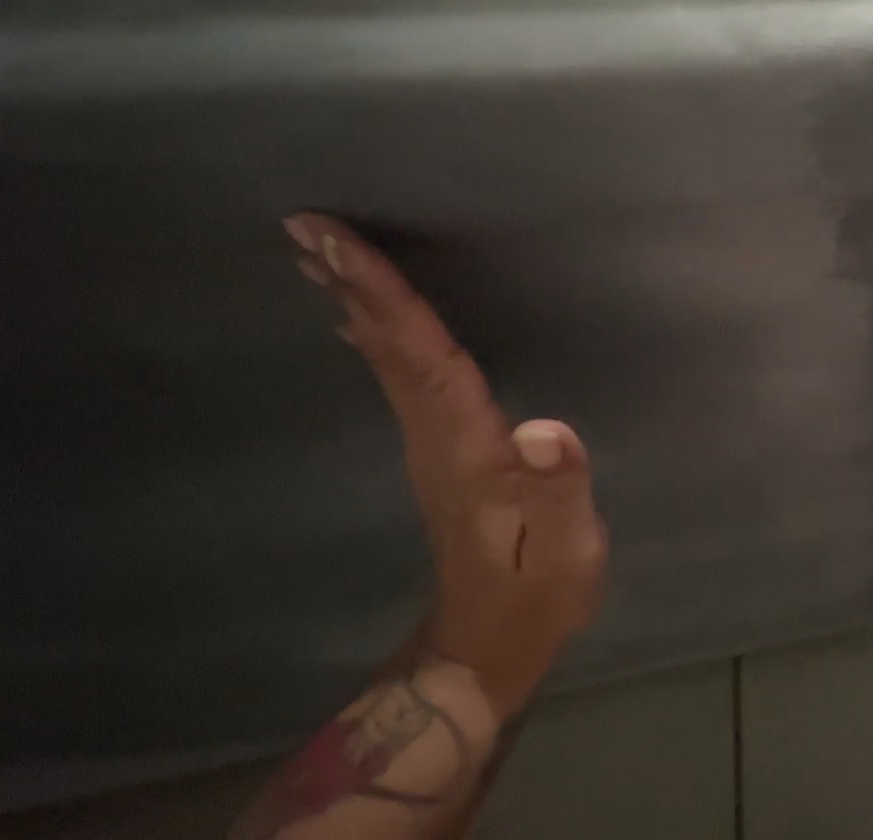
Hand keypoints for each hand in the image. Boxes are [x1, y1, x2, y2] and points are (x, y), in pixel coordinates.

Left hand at [285, 214, 609, 722]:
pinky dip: (378, 340)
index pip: (421, 358)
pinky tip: (365, 325)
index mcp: (464, 445)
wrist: (491, 641)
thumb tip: (544, 429)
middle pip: (388, 350)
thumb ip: (559, 485)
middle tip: (307, 230)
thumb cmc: (536, 589)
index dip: (384, 298)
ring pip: (385, 362)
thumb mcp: (565, 542)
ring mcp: (431, 446)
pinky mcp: (440, 454)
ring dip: (356, 307)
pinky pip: (400, 379)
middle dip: (352, 287)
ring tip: (326, 260)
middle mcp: (433, 436)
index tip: (337, 243)